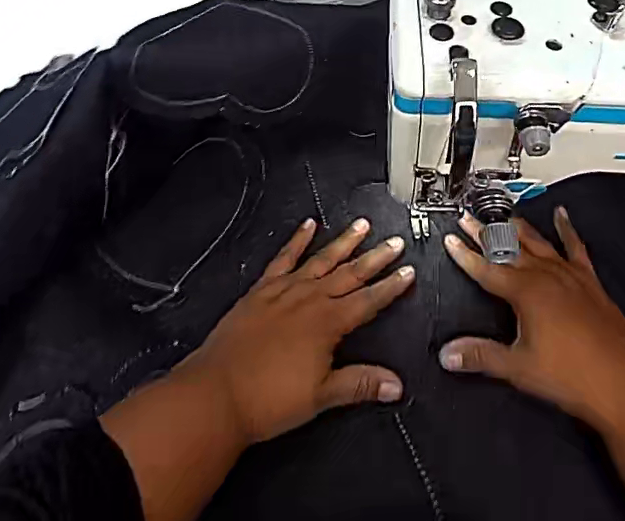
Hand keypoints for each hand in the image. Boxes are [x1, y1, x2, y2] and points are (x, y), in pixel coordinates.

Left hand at [174, 217, 414, 443]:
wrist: (217, 393)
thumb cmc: (267, 399)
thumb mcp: (321, 396)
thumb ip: (360, 384)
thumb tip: (395, 385)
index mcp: (328, 322)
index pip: (369, 300)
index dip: (391, 287)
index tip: (408, 272)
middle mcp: (310, 299)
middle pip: (351, 273)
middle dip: (376, 258)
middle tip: (395, 242)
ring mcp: (285, 290)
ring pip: (322, 259)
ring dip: (344, 242)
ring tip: (362, 225)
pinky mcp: (262, 290)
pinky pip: (284, 258)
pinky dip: (297, 240)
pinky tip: (308, 226)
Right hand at [440, 207, 624, 430]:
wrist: (622, 382)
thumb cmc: (574, 375)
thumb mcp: (518, 368)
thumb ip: (481, 356)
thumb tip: (449, 354)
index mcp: (526, 292)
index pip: (485, 269)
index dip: (465, 255)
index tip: (451, 241)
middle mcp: (546, 275)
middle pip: (507, 248)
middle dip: (484, 234)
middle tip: (468, 219)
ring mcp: (569, 275)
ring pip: (537, 243)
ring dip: (517, 229)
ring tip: (503, 216)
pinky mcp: (589, 281)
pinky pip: (575, 247)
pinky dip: (567, 229)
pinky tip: (562, 216)